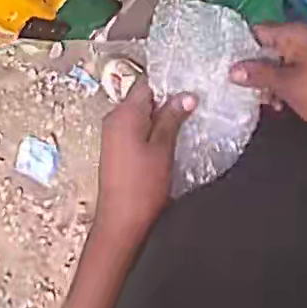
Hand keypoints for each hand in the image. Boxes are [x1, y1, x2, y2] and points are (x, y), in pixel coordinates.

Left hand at [93, 85, 193, 244]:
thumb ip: (173, 117)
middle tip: (193, 104)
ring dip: (161, 116)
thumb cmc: (142, 187)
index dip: (169, 83)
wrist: (121, 224)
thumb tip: (187, 95)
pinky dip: (152, 129)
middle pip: (143, 97)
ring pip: (141, 114)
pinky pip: (136, 128)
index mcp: (124, 114)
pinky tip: (171, 139)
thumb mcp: (163, 148)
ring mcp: (113, 135)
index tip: (190, 86)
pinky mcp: (116, 149)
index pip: (146, 84)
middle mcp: (114, 119)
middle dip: (167, 100)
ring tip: (186, 121)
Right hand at [229, 22, 306, 132]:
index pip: (258, 30)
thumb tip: (231, 69)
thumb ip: (258, 74)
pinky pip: (289, 67)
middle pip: (266, 45)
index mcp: (295, 33)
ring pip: (277, 59)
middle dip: (254, 66)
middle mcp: (301, 36)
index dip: (241, 46)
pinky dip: (282, 81)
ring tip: (265, 100)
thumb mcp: (286, 85)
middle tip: (242, 86)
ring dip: (268, 78)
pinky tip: (279, 102)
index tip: (228, 64)